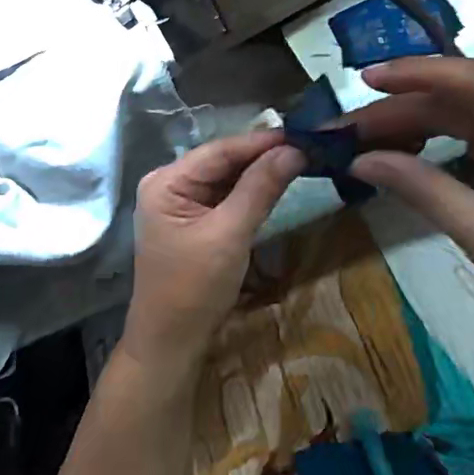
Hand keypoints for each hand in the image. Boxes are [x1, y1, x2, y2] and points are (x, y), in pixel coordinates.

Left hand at [123, 132, 305, 366]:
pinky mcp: (191, 221)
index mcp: (165, 181)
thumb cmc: (195, 287)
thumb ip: (259, 189)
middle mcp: (167, 184)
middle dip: (261, 155)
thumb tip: (293, 150)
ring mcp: (178, 203)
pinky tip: (274, 184)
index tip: (302, 134)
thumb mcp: (230, 235)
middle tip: (308, 146)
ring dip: (257, 172)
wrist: (171, 340)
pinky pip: (222, 197)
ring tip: (300, 160)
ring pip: (224, 178)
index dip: (260, 141)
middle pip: (220, 161)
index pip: (218, 150)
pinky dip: (248, 192)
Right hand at [344, 58, 473, 341]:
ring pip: (461, 112)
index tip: (368, 79)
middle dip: (400, 106)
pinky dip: (428, 136)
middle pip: (464, 96)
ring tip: (356, 138)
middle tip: (343, 128)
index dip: (424, 73)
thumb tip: (360, 162)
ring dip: (408, 120)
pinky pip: (469, 132)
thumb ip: (427, 193)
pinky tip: (394, 147)